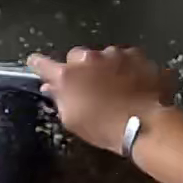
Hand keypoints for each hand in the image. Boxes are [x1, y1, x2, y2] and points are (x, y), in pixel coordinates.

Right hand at [27, 46, 175, 155]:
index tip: (36, 63)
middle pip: (77, 56)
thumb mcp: (72, 119)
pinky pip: (130, 60)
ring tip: (117, 86)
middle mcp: (89, 59)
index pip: (42, 63)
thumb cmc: (104, 127)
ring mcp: (117, 55)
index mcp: (67, 75)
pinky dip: (130, 69)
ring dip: (106, 66)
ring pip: (105, 56)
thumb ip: (59, 98)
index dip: (38, 64)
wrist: (147, 126)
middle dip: (80, 67)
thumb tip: (52, 86)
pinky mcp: (141, 57)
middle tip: (88, 85)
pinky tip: (136, 84)